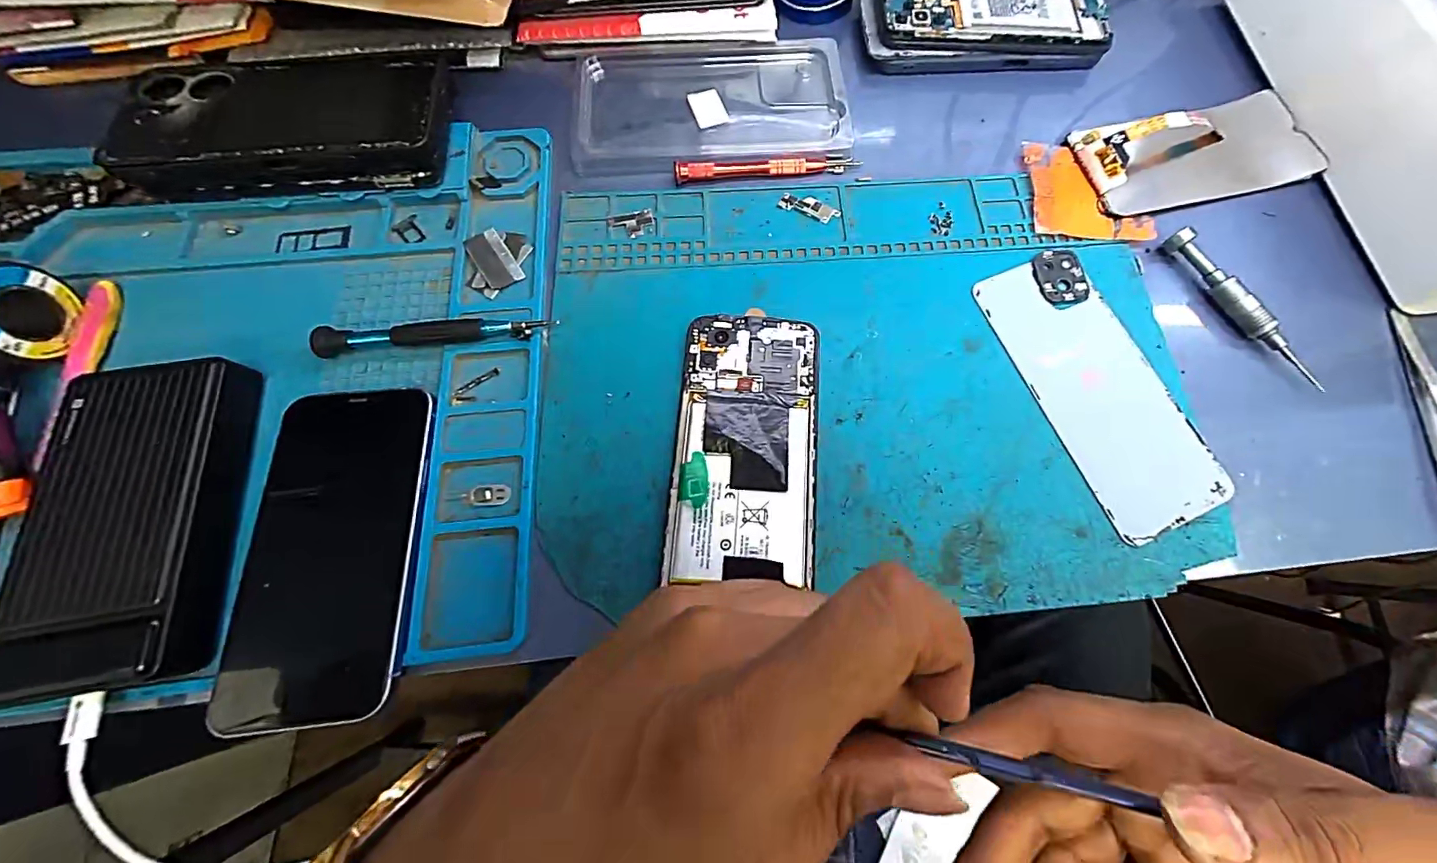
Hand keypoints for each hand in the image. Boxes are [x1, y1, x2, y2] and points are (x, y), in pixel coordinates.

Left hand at [370, 563, 974, 862]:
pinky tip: (754, 707)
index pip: (889, 604)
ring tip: (803, 734)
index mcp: (750, 712)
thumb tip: (941, 758)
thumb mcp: (766, 857)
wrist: (493, 852)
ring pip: (813, 610)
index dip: (942, 637)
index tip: (940, 705)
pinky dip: (785, 651)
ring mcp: (686, 604)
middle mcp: (719, 629)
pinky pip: (761, 610)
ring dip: (835, 663)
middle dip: (889, 673)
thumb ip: (863, 790)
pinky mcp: (665, 599)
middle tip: (874, 745)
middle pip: (857, 610)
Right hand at [946, 687, 1436, 862]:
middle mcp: (1145, 787)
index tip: (941, 765)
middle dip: (993, 833)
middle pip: (1040, 796)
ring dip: (1013, 860)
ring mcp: (1151, 838)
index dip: (995, 731)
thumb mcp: (1376, 846)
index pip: (1059, 723)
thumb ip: (1285, 831)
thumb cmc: (1416, 858)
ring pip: (1054, 843)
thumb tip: (1177, 812)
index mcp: (1170, 752)